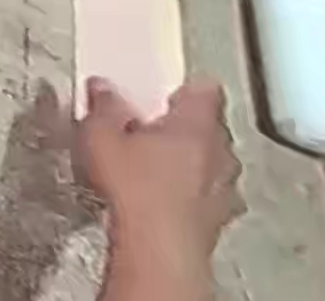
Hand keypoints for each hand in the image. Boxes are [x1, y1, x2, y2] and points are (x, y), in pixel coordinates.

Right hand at [79, 77, 243, 270]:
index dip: (189, 84)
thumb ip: (104, 104)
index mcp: (195, 127)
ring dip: (188, 152)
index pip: (205, 92)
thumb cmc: (133, 184)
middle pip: (208, 126)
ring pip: (210, 158)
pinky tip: (160, 183)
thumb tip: (104, 86)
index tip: (175, 81)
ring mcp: (224, 189)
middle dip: (182, 120)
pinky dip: (187, 180)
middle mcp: (220, 155)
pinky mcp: (217, 216)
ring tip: (151, 151)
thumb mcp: (100, 131)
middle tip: (150, 114)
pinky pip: (205, 185)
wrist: (156, 245)